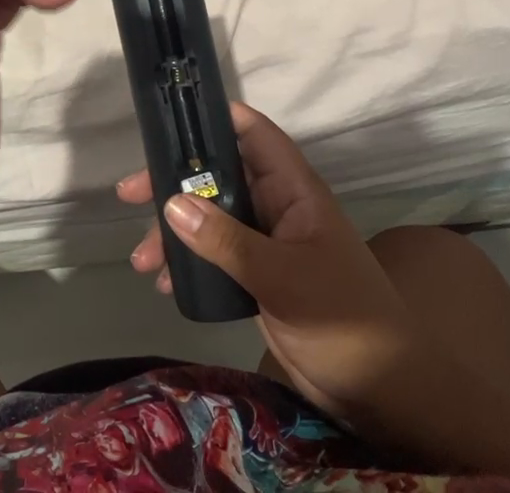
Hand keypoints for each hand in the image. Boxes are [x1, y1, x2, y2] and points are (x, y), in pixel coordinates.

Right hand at [118, 103, 436, 423]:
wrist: (379, 390)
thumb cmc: (345, 320)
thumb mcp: (284, 277)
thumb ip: (228, 241)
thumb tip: (172, 204)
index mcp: (295, 192)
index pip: (256, 136)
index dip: (218, 118)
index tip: (171, 120)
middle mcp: (276, 209)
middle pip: (218, 177)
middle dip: (173, 184)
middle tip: (130, 196)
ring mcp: (265, 243)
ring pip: (208, 218)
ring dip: (173, 232)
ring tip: (143, 263)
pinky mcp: (256, 276)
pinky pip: (212, 254)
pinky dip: (187, 263)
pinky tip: (167, 284)